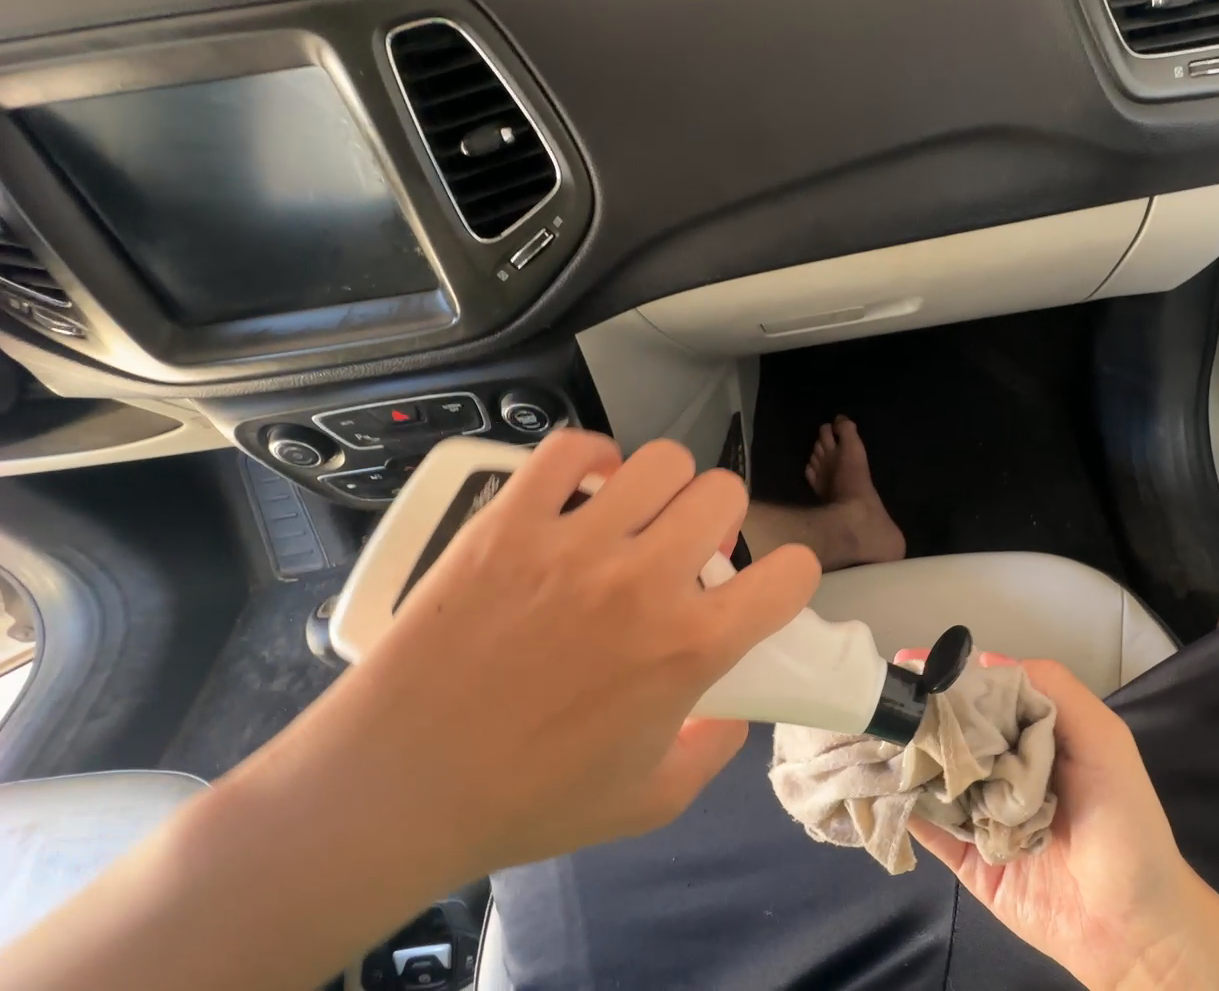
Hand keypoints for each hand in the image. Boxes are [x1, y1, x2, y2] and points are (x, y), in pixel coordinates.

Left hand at [278, 430, 822, 876]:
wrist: (394, 793)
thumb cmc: (530, 801)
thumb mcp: (653, 798)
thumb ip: (715, 748)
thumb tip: (732, 708)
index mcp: (690, 647)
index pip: (791, 573)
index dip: (791, 578)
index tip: (764, 592)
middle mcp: (643, 580)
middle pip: (724, 493)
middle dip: (722, 521)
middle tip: (687, 554)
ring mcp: (571, 544)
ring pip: (661, 461)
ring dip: (666, 489)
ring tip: (637, 521)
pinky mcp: (506, 524)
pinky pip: (569, 451)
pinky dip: (592, 459)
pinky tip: (586, 491)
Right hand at [902, 653, 1218, 990]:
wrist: (1130, 922)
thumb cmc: (1124, 821)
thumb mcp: (1104, 740)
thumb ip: (1056, 690)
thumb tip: (986, 659)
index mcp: (1033, 733)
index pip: (983, 695)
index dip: (948, 677)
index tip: (908, 661)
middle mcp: (1002, 766)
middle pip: (951, 732)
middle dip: (914, 713)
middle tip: (872, 698)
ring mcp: (979, 810)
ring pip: (931, 775)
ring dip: (898, 755)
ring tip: (860, 733)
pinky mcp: (965, 856)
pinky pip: (926, 826)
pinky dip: (899, 805)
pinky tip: (872, 784)